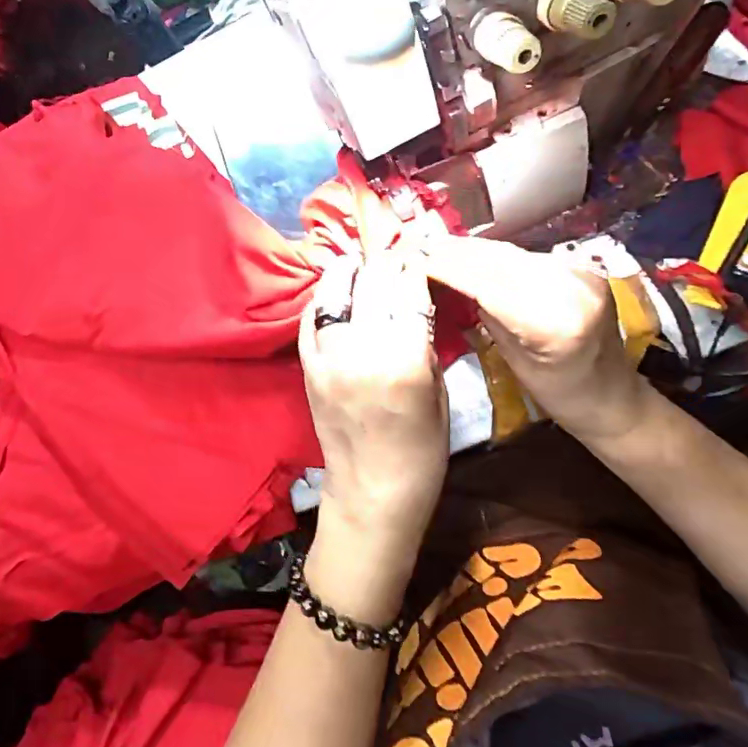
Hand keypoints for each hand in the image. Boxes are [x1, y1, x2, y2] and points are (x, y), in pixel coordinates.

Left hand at [298, 252, 448, 549]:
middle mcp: (362, 351)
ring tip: (356, 261)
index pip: (408, 294)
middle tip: (390, 254)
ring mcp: (328, 359)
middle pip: (371, 287)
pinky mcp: (307, 370)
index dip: (412, 270)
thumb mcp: (439, 395)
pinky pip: (309, 323)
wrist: (372, 492)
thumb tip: (413, 306)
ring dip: (346, 273)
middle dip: (383, 265)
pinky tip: (331, 292)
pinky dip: (320, 302)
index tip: (416, 256)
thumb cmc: (421, 451)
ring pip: (333, 297)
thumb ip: (423, 346)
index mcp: (404, 360)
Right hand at [417, 235, 648, 441]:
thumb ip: (486, 315)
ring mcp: (580, 274)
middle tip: (418, 247)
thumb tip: (449, 283)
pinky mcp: (581, 268)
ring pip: (511, 254)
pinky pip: (526, 257)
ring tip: (436, 247)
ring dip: (472, 250)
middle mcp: (571, 289)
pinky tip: (470, 253)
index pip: (487, 284)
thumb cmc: (560, 394)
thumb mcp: (514, 360)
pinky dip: (494, 255)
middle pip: (499, 262)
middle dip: (455, 253)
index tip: (415, 260)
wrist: (613, 396)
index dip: (448, 269)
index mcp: (555, 322)